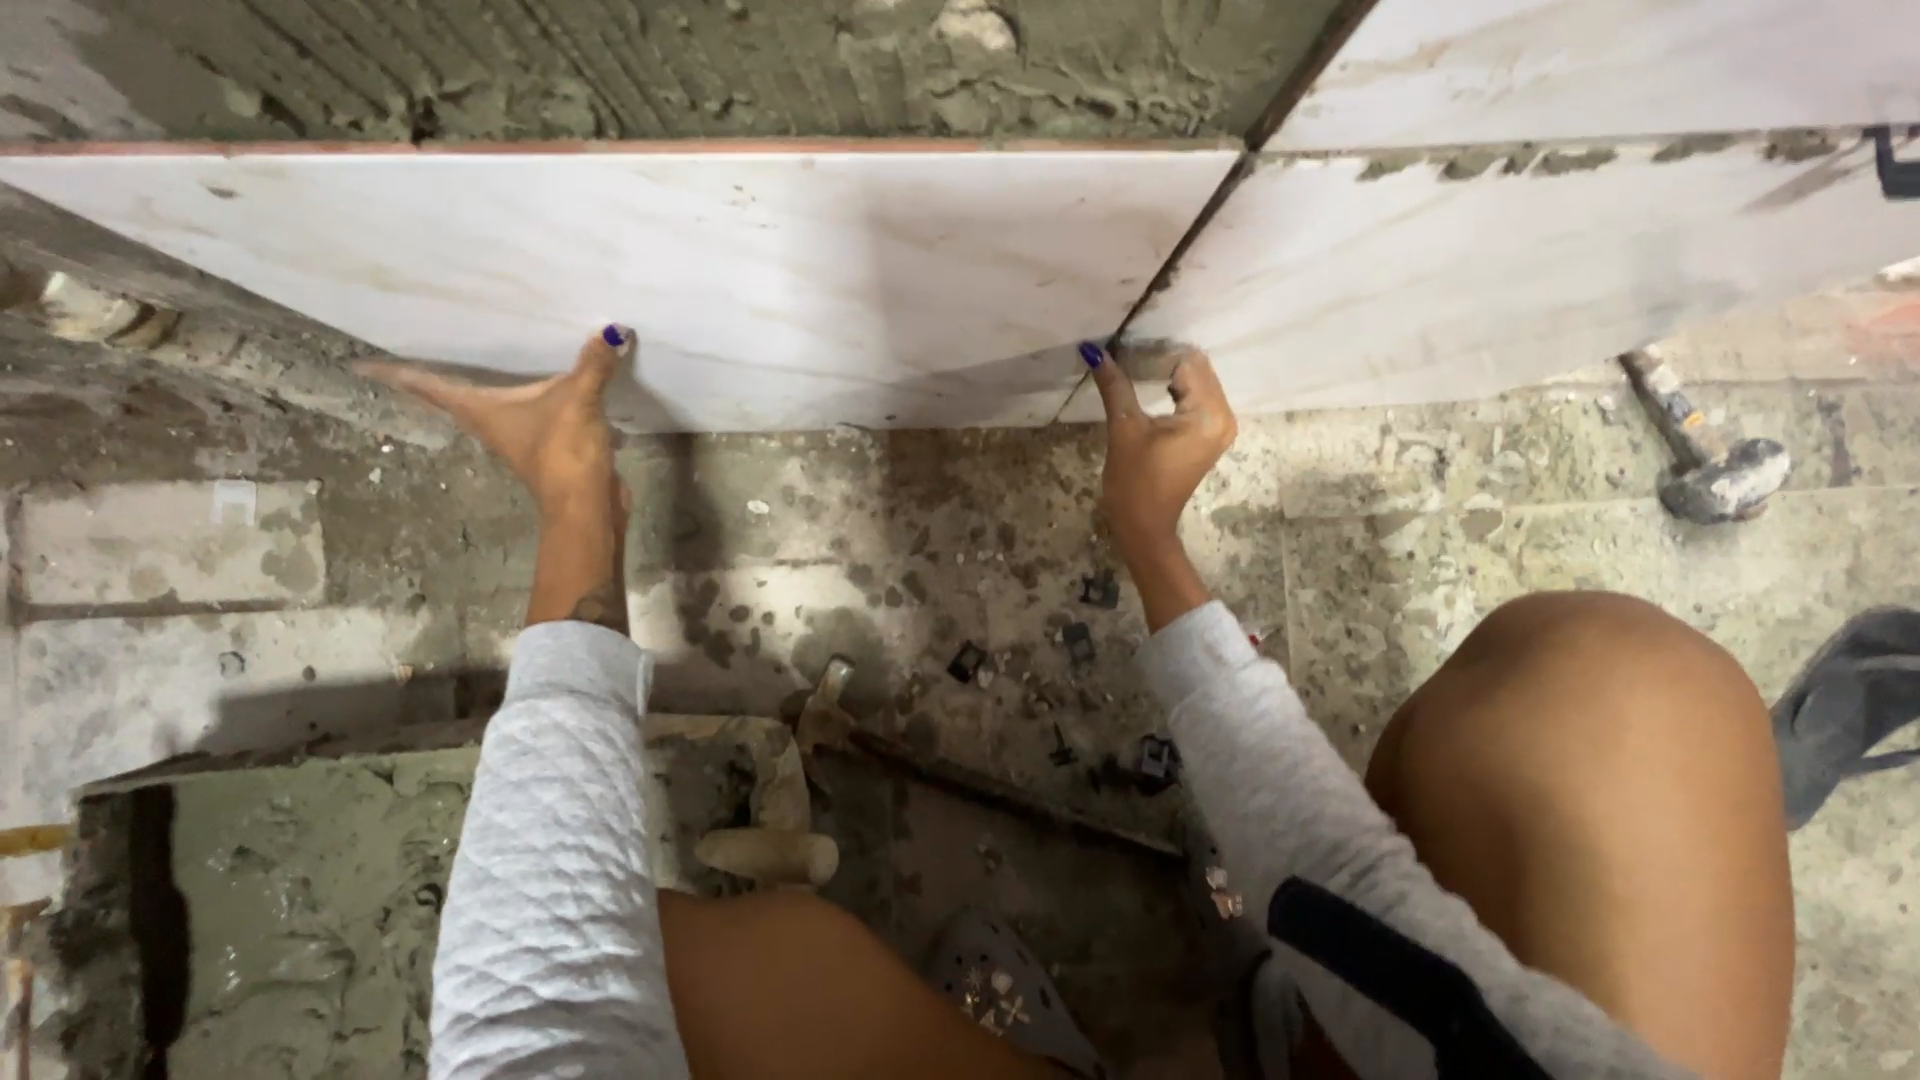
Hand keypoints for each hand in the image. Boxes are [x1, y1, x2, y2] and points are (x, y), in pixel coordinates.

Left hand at [357, 326, 630, 515]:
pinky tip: (538, 390)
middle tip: (407, 358)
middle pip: (449, 400)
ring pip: (488, 408)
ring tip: (470, 365)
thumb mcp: (577, 401)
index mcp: (482, 411)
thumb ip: (592, 365)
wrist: (586, 504)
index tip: (360, 364)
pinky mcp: (545, 448)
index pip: (428, 387)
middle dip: (428, 383)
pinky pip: (527, 415)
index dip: (394, 374)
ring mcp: (517, 439)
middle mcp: (491, 425)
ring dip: (477, 391)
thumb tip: (613, 330)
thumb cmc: (563, 452)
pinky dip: (524, 401)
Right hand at [1087, 344, 1237, 561]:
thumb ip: (1115, 385)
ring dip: (1169, 374)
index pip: (1187, 363)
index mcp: (1208, 413)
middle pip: (1197, 369)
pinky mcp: (1211, 436)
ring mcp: (1221, 427)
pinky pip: (1199, 398)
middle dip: (1163, 361)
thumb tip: (1095, 351)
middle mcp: (1224, 416)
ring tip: (1136, 371)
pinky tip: (1152, 389)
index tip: (1125, 351)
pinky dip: (1177, 390)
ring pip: (1198, 381)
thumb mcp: (1124, 429)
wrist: (1144, 525)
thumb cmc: (1134, 482)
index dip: (1155, 354)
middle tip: (1128, 357)